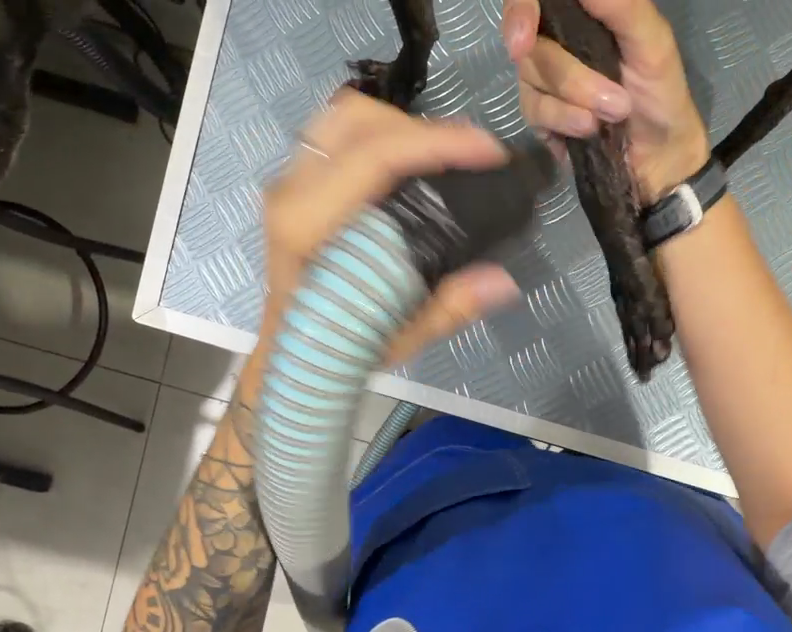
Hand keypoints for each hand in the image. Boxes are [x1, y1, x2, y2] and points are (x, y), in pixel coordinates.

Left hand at [258, 91, 522, 368]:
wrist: (290, 352)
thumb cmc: (337, 346)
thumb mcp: (395, 338)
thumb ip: (445, 309)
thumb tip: (501, 281)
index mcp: (307, 226)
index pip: (374, 158)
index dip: (436, 143)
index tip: (488, 152)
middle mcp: (292, 193)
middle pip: (358, 119)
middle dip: (421, 128)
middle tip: (468, 155)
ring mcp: (291, 184)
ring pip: (346, 118)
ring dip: (401, 127)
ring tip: (445, 155)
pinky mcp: (299, 185)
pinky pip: (340, 137)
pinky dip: (383, 137)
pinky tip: (416, 163)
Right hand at [502, 0, 709, 203]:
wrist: (657, 154)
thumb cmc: (660, 93)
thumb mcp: (653, 41)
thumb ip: (621, 6)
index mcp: (579, 14)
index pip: (533, 1)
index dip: (521, 11)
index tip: (524, 37)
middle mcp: (554, 41)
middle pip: (532, 46)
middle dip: (573, 78)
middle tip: (616, 102)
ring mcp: (542, 80)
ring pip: (532, 80)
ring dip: (576, 102)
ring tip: (612, 116)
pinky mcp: (539, 116)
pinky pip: (535, 112)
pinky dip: (565, 121)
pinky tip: (589, 131)